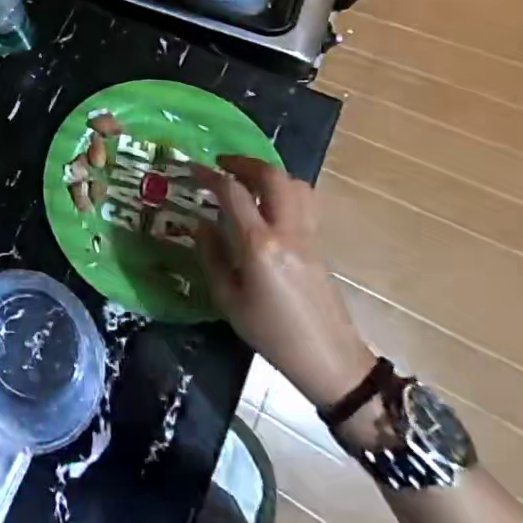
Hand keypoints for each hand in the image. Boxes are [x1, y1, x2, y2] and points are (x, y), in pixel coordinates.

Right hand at [194, 156, 375, 410]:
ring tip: (246, 178)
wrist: (329, 360)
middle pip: (272, 176)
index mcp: (259, 245)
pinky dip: (283, 189)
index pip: (233, 193)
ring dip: (268, 173)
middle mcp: (286, 231)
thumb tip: (201, 226)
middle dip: (244, 162)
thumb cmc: (272, 334)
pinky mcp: (318, 244)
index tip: (192, 169)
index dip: (210, 175)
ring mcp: (307, 235)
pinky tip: (268, 203)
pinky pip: (303, 202)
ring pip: (294, 184)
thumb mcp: (228, 300)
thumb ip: (212, 257)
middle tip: (222, 164)